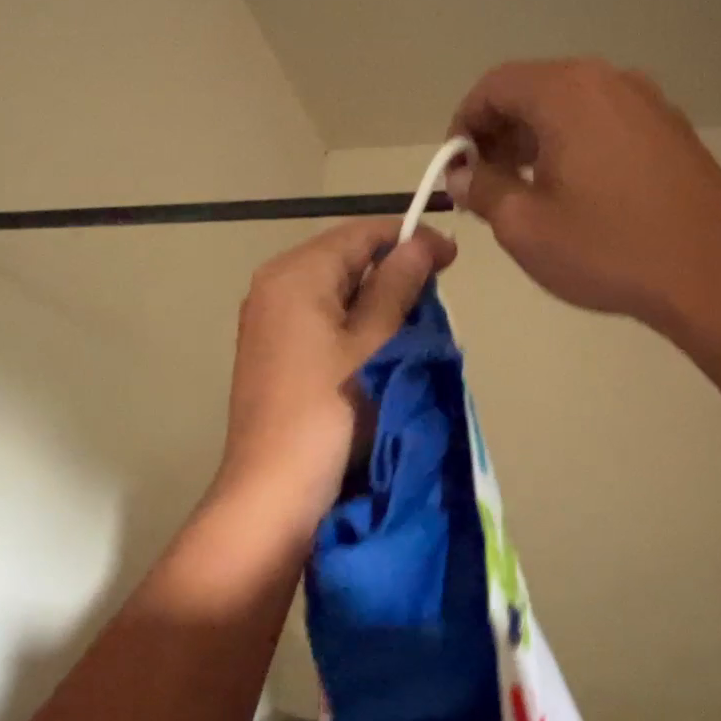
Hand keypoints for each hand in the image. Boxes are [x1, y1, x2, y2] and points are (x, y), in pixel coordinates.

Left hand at [214, 219, 456, 535]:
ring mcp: (267, 321)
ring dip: (375, 300)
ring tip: (415, 323)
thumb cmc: (331, 410)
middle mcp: (273, 286)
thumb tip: (419, 244)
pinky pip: (318, 320)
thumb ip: (396, 287)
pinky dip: (352, 324)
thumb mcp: (374, 345)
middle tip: (438, 295)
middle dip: (392, 270)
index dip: (409, 238)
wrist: (274, 488)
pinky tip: (379, 348)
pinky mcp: (271, 353)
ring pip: (332, 291)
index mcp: (295, 274)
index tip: (454, 258)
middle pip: (342, 259)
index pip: (359, 233)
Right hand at [445, 58, 720, 337]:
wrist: (711, 275)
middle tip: (485, 186)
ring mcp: (647, 101)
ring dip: (536, 141)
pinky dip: (574, 146)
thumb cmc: (607, 249)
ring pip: (570, 107)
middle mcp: (609, 80)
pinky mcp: (670, 129)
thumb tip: (461, 173)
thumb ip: (482, 189)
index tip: (456, 171)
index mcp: (567, 92)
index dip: (464, 125)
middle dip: (499, 134)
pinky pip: (604, 122)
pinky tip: (575, 195)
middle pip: (533, 90)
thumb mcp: (525, 226)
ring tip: (525, 194)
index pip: (494, 85)